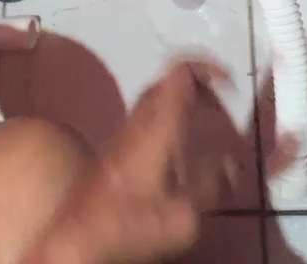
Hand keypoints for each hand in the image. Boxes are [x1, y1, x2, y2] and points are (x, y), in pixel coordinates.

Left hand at [23, 64, 237, 263]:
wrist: (76, 238)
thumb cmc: (129, 223)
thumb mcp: (183, 216)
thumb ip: (211, 186)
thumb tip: (231, 164)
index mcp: (159, 123)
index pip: (182, 70)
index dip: (209, 67)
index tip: (230, 84)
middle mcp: (142, 116)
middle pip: (173, 78)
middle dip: (203, 87)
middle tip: (223, 110)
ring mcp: (128, 127)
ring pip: (161, 96)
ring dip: (188, 102)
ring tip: (209, 128)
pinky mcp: (120, 143)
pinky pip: (153, 114)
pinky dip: (174, 118)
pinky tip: (184, 150)